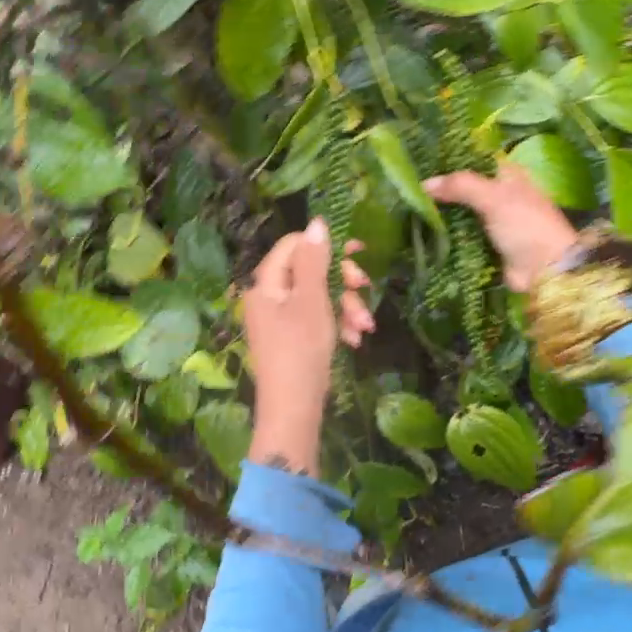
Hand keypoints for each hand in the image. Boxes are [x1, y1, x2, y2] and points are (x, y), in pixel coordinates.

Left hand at [241, 219, 373, 474]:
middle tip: (366, 286)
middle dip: (342, 281)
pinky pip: (316, 320)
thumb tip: (317, 222)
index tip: (360, 249)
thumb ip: (314, 260)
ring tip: (366, 327)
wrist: (293, 410)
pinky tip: (355, 340)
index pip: (294, 245)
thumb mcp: (312, 300)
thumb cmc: (301, 350)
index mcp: (266, 283)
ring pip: (318, 297)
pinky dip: (336, 325)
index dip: (326, 243)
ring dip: (345, 307)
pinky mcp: (290, 340)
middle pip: (309, 270)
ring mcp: (278, 320)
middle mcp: (268, 297)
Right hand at [423, 164, 578, 291]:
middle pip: (464, 187)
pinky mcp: (487, 243)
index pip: (473, 160)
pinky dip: (447, 233)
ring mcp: (493, 220)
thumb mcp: (493, 198)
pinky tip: (425, 230)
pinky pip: (462, 233)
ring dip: (442, 212)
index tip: (420, 164)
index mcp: (507, 175)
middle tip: (410, 189)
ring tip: (411, 208)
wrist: (543, 270)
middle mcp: (500, 194)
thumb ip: (460, 186)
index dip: (449, 161)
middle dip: (441, 189)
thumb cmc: (524, 225)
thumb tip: (424, 184)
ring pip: (461, 211)